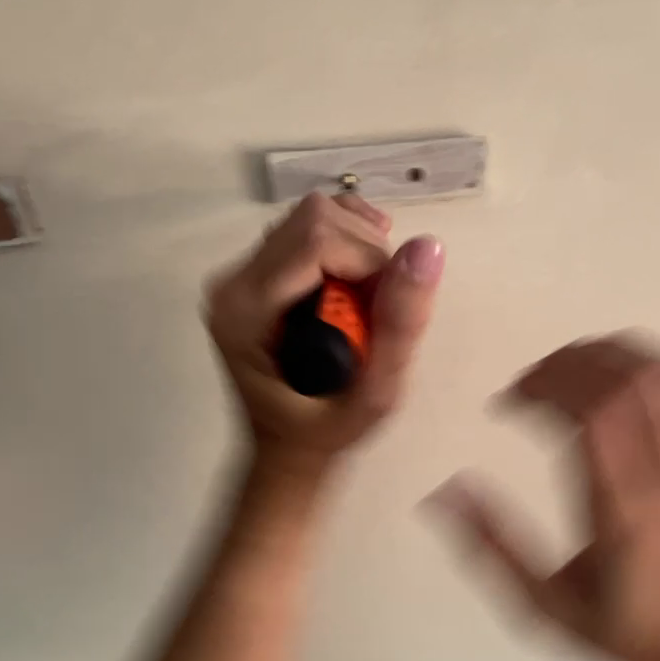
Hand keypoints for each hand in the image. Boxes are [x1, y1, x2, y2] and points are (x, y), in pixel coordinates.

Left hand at [204, 193, 443, 467]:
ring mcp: (239, 272)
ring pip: (315, 213)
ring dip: (359, 246)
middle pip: (315, 216)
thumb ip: (398, 324)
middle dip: (366, 252)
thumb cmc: (326, 431)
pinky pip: (309, 225)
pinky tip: (358, 279)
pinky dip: (347, 241)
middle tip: (376, 308)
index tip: (384, 309)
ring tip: (366, 300)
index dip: (370, 261)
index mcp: (246, 310)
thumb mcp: (374, 394)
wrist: (287, 447)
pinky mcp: (256, 268)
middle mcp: (232, 282)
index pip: (318, 239)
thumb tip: (427, 247)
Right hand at [428, 335, 659, 660]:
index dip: (546, 388)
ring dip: (609, 355)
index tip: (509, 403)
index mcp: (626, 517)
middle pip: (628, 384)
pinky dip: (658, 363)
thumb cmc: (634, 637)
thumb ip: (494, 549)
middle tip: (530, 384)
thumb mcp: (548, 610)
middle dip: (567, 364)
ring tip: (569, 369)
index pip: (595, 418)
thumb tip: (444, 491)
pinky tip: (625, 374)